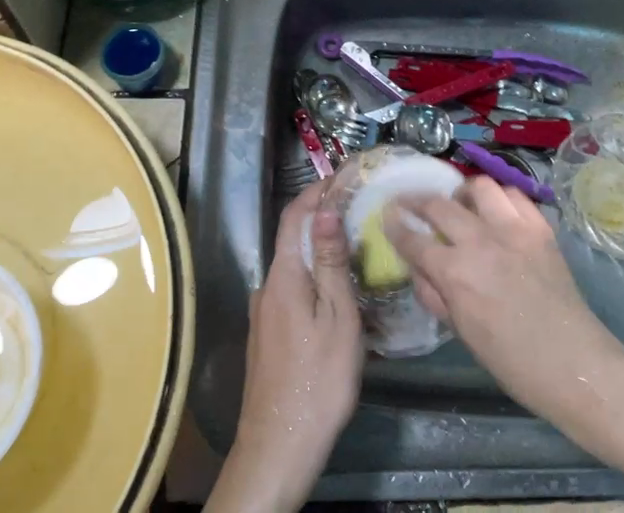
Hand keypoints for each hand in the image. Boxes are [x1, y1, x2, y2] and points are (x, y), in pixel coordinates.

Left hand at [206, 178, 362, 512]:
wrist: (279, 444)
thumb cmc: (318, 380)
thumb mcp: (337, 318)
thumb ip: (329, 263)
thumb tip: (324, 210)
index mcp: (283, 277)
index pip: (294, 217)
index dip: (315, 192)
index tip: (343, 178)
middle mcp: (267, 288)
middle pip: (292, 241)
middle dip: (322, 220)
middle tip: (360, 213)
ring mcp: (263, 314)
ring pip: (294, 269)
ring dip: (320, 253)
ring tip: (358, 253)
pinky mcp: (267, 336)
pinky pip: (293, 293)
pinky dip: (315, 281)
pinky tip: (339, 298)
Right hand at [385, 176, 623, 421]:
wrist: (573, 363)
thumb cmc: (511, 361)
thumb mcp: (460, 332)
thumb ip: (434, 295)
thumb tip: (418, 269)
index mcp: (455, 273)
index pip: (412, 239)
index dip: (394, 225)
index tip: (386, 215)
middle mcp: (480, 242)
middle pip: (439, 205)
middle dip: (416, 200)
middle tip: (409, 202)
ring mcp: (514, 230)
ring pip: (479, 187)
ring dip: (462, 192)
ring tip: (459, 203)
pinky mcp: (541, 229)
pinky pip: (516, 196)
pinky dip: (500, 198)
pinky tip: (495, 211)